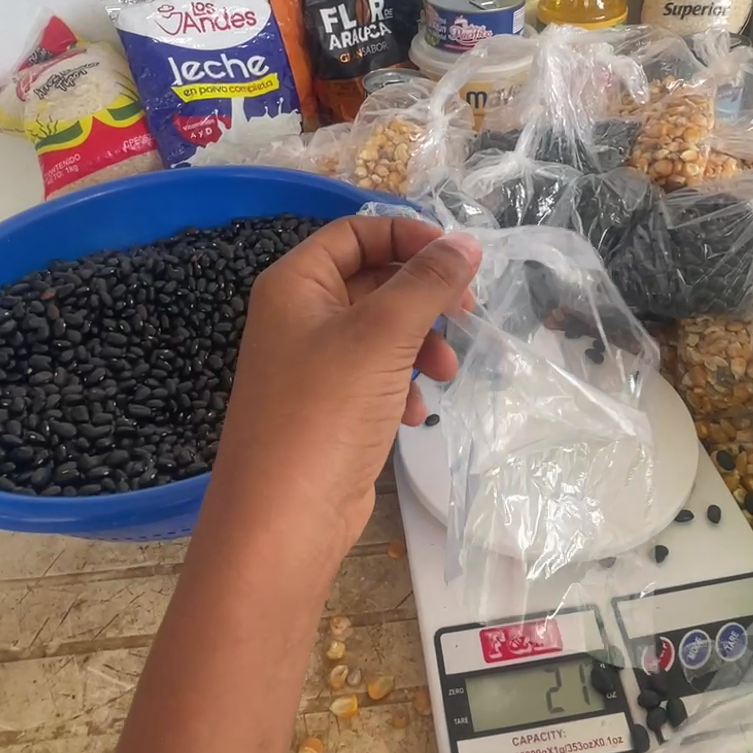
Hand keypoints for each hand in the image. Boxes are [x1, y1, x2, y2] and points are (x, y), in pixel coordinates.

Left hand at [207, 215, 480, 552]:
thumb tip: (466, 243)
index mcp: (296, 283)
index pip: (358, 232)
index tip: (459, 259)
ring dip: (422, 344)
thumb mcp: (382, 335)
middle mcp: (300, 315)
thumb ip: (427, 282)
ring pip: (383, 331)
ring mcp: (314, 363)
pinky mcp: (331, 405)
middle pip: (375, 280)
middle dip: (424, 298)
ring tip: (446, 373)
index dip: (409, 237)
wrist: (284, 519)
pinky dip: (403, 383)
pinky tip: (413, 411)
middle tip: (468, 314)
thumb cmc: (324, 411)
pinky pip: (377, 373)